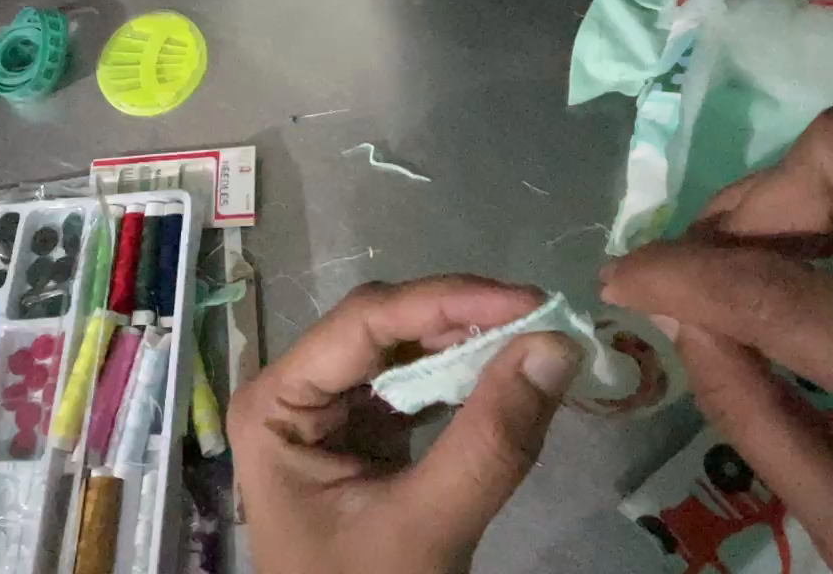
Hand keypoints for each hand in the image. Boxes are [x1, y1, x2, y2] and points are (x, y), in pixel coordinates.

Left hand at [229, 276, 582, 573]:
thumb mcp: (425, 530)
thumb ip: (489, 443)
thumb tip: (555, 349)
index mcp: (277, 401)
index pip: (363, 322)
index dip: (447, 301)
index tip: (528, 302)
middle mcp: (294, 387)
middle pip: (382, 326)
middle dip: (461, 318)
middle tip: (541, 319)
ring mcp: (327, 406)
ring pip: (400, 348)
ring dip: (465, 342)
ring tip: (530, 340)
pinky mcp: (361, 428)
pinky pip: (411, 383)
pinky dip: (459, 377)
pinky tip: (501, 371)